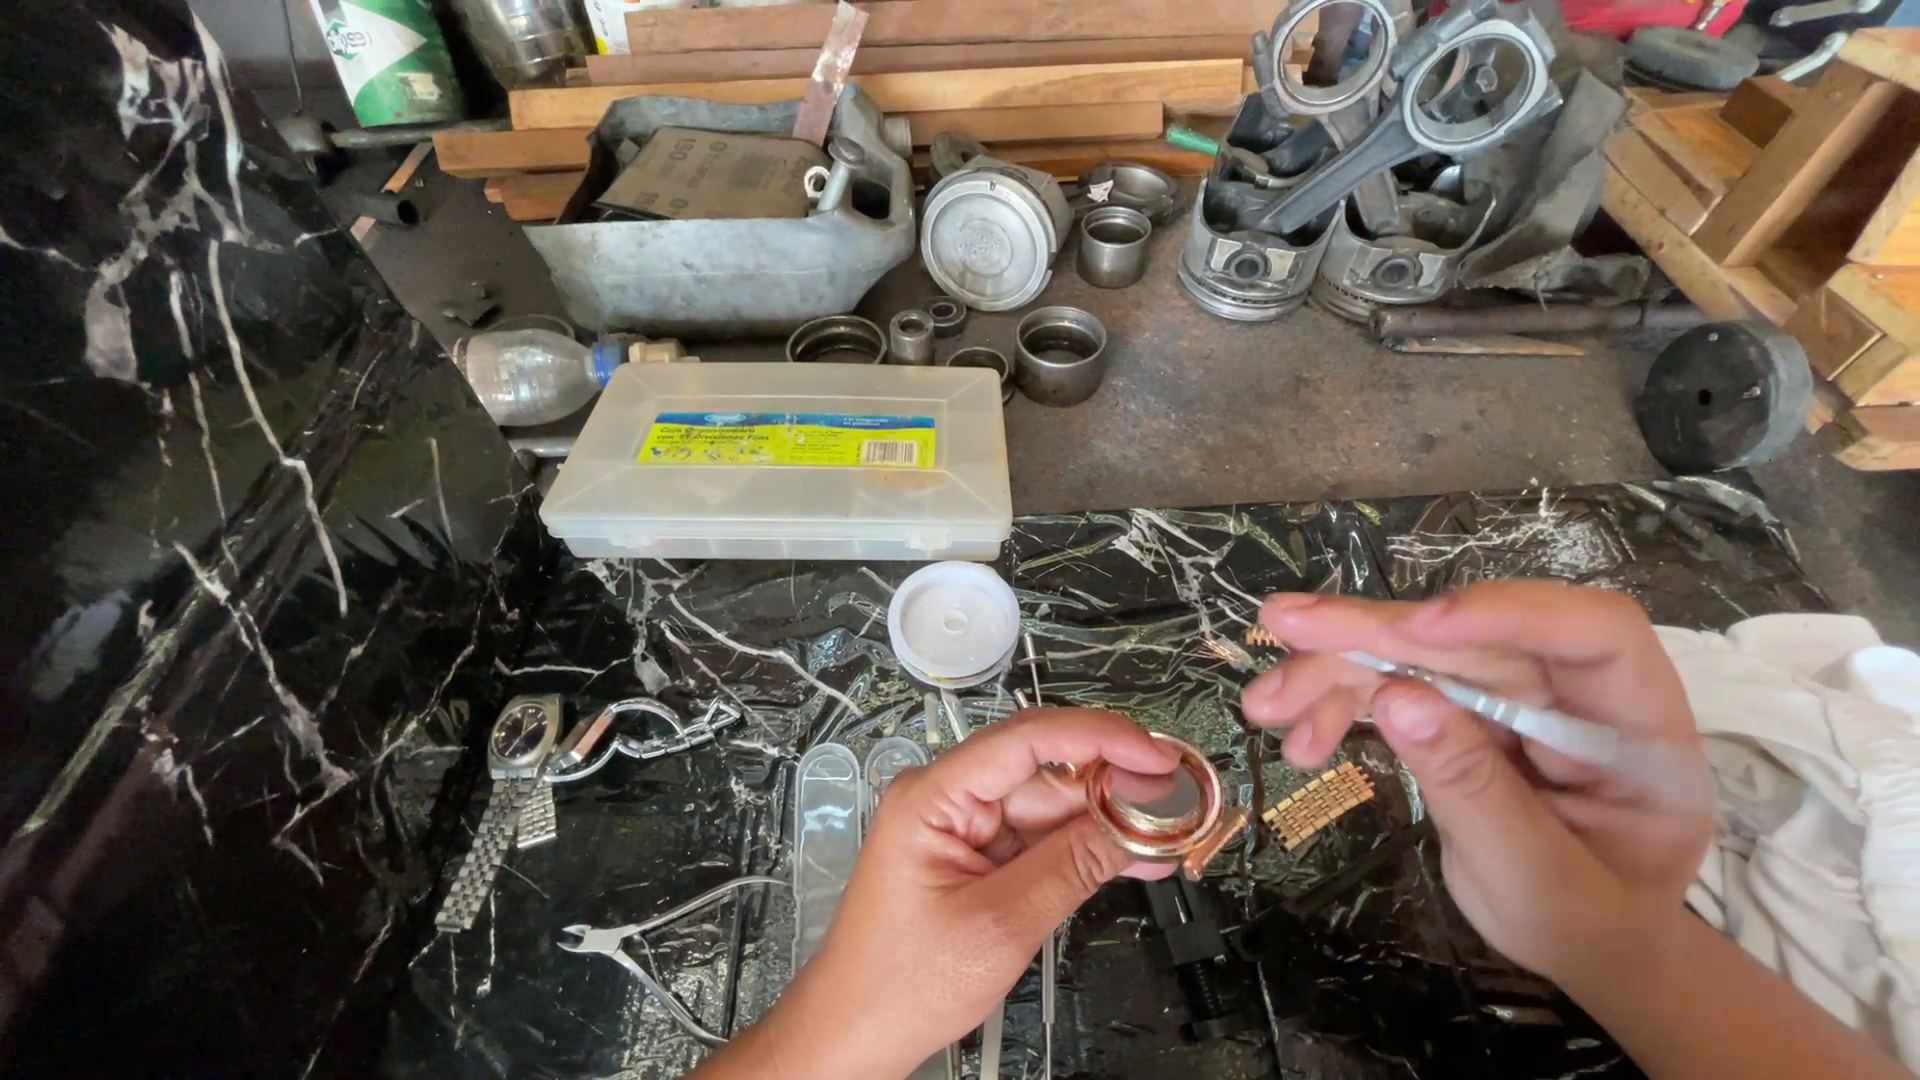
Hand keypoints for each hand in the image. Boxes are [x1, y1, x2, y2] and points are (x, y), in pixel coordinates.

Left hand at [699, 708, 1178, 1079]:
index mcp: (936, 793)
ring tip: (1169, 828)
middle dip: (1111, 782)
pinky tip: (1134, 854)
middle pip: (1043, 771)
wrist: (855, 1033)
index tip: (1154, 753)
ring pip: (1049, 805)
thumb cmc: (906, 982)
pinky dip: (1085, 847)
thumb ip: (1070, 866)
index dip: (1097, 737)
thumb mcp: (1000, 925)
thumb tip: (1136, 825)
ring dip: (1106, 818)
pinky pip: (1040, 838)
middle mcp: (950, 795)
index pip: (1025, 740)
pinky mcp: (979, 853)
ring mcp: (966, 824)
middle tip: (1176, 797)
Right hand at [1239, 581, 1711, 984]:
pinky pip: (1384, 688)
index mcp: (1633, 725)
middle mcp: (1563, 692)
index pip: (1589, 632)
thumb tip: (1396, 698)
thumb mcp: (1538, 878)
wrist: (1578, 939)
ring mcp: (1502, 696)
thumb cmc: (1585, 920)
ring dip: (1329, 673)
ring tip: (1264, 704)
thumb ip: (1473, 787)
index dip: (1505, 613)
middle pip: (1464, 637)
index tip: (1416, 626)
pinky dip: (1334, 706)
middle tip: (1283, 621)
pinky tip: (1299, 741)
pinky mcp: (1451, 706)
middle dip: (1368, 633)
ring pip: (1408, 656)